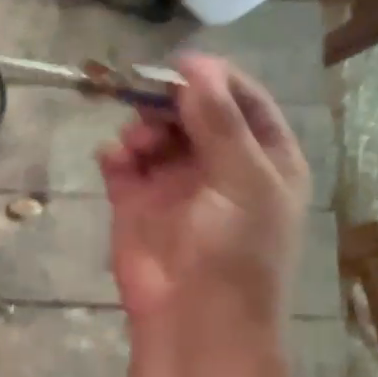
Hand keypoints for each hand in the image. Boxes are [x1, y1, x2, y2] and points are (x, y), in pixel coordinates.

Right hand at [97, 56, 309, 325]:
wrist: (195, 313)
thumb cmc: (237, 248)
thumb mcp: (243, 178)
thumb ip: (219, 123)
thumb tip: (196, 69)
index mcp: (264, 157)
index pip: (242, 102)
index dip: (213, 79)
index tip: (178, 63)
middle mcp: (219, 165)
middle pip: (192, 115)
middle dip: (167, 102)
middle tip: (141, 96)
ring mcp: (174, 184)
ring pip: (154, 137)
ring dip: (141, 130)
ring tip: (133, 142)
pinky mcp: (133, 204)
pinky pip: (122, 167)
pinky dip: (115, 156)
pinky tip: (113, 157)